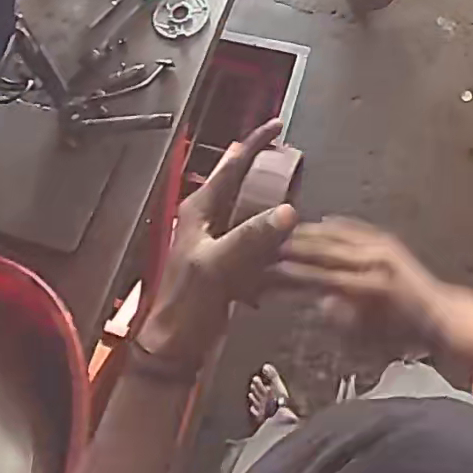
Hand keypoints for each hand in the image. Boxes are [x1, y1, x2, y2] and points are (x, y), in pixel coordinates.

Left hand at [135, 119, 297, 366]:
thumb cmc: (183, 305)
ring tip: (296, 204)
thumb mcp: (216, 266)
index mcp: (200, 209)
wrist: (176, 345)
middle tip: (292, 163)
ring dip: (273, 208)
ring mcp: (220, 238)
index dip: (255, 142)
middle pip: (244, 183)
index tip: (277, 127)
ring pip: (253, 211)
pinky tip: (285, 246)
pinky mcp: (230, 260)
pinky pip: (257, 240)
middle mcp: (209, 217)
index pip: (232, 164)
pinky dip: (272, 239)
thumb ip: (250, 238)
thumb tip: (285, 213)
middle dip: (269, 172)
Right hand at [276, 217, 451, 349]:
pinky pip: (358, 228)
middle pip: (327, 250)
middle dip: (298, 247)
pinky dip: (339, 225)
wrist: (440, 315)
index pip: (323, 276)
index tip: (274, 268)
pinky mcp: (388, 242)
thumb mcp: (370, 335)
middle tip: (273, 245)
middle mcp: (375, 261)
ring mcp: (383, 248)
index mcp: (369, 287)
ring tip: (290, 230)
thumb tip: (320, 299)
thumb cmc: (405, 333)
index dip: (296, 272)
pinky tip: (324, 221)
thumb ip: (342, 317)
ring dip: (313, 232)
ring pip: (340, 234)